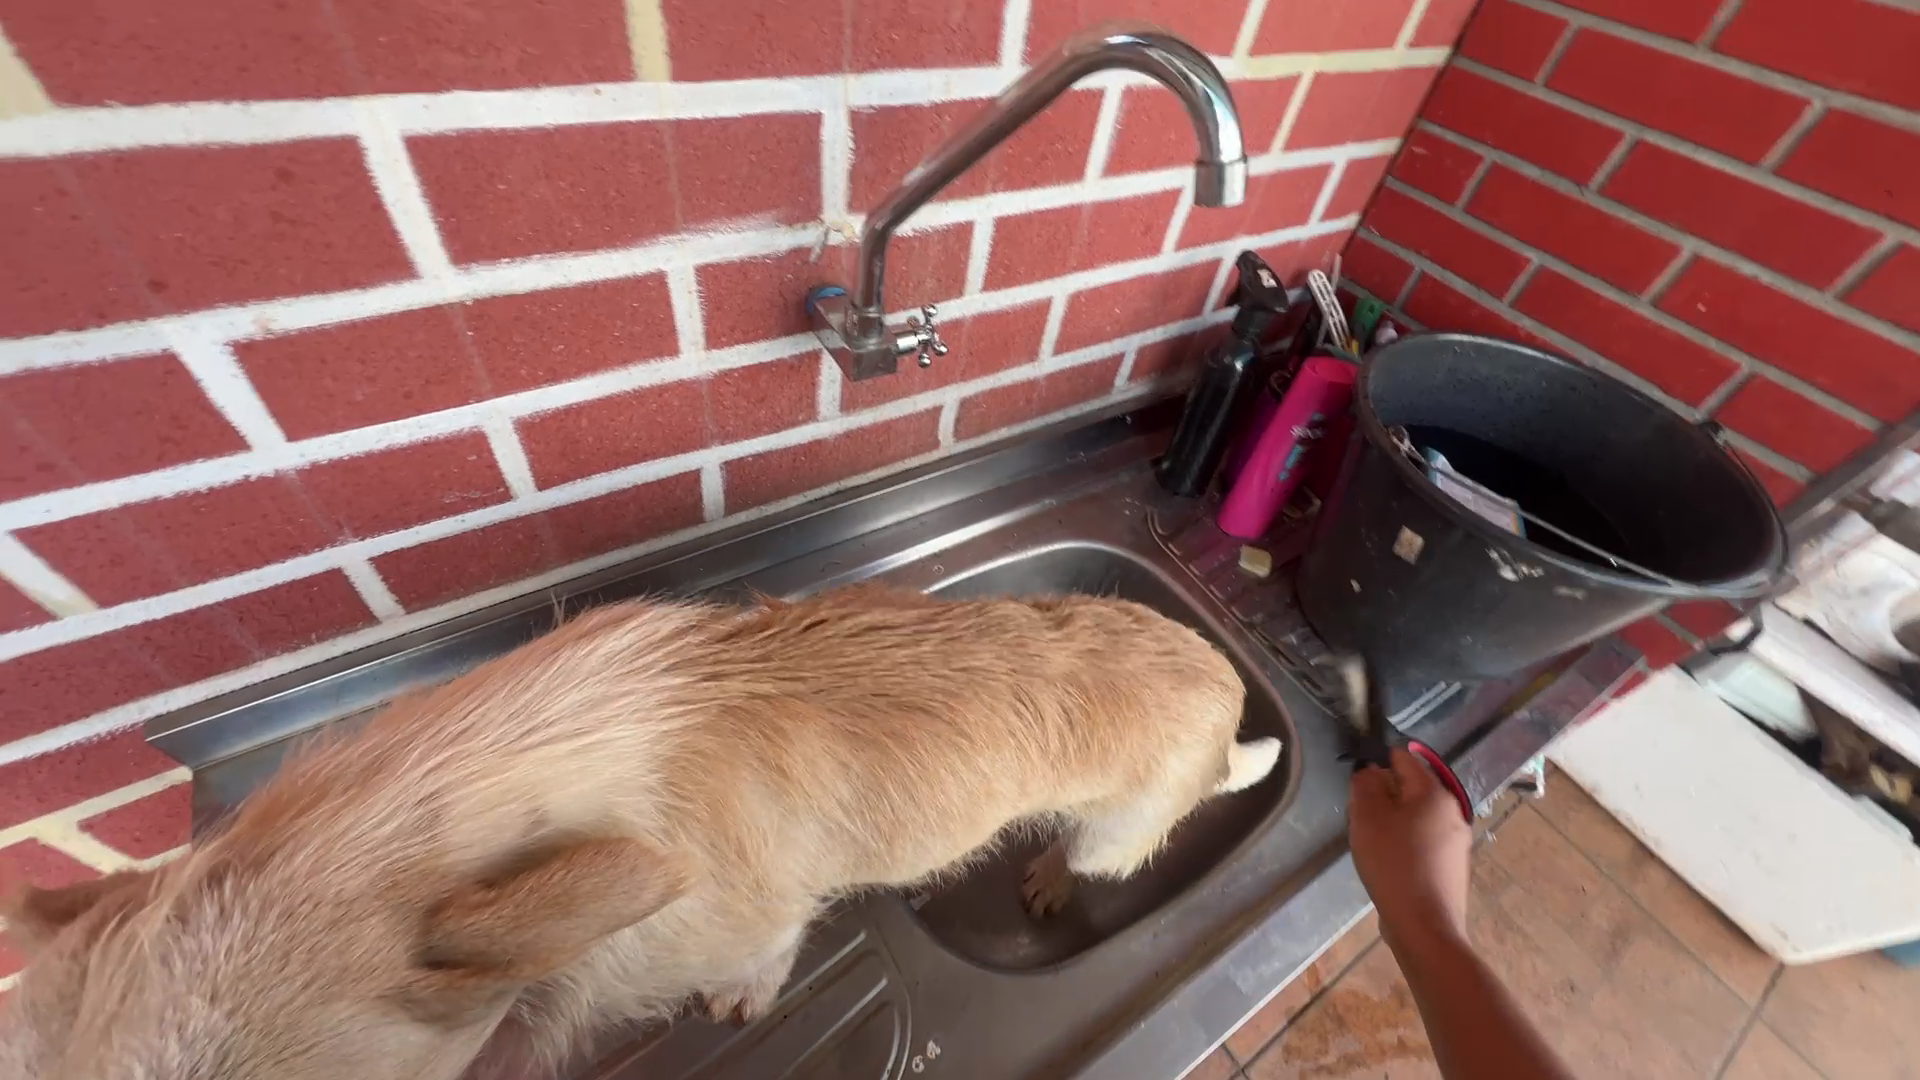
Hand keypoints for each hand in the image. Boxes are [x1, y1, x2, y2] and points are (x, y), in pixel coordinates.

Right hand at [1349, 748, 1472, 948]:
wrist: (1424, 924)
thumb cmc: (1392, 861)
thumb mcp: (1367, 815)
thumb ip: (1366, 784)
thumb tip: (1371, 770)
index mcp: (1434, 794)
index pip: (1403, 758)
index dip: (1377, 761)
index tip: (1357, 782)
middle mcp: (1452, 812)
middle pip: (1411, 787)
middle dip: (1384, 794)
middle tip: (1361, 814)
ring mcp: (1456, 841)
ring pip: (1416, 814)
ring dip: (1392, 818)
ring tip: (1371, 838)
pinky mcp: (1452, 865)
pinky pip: (1423, 838)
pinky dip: (1404, 839)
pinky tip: (1388, 859)